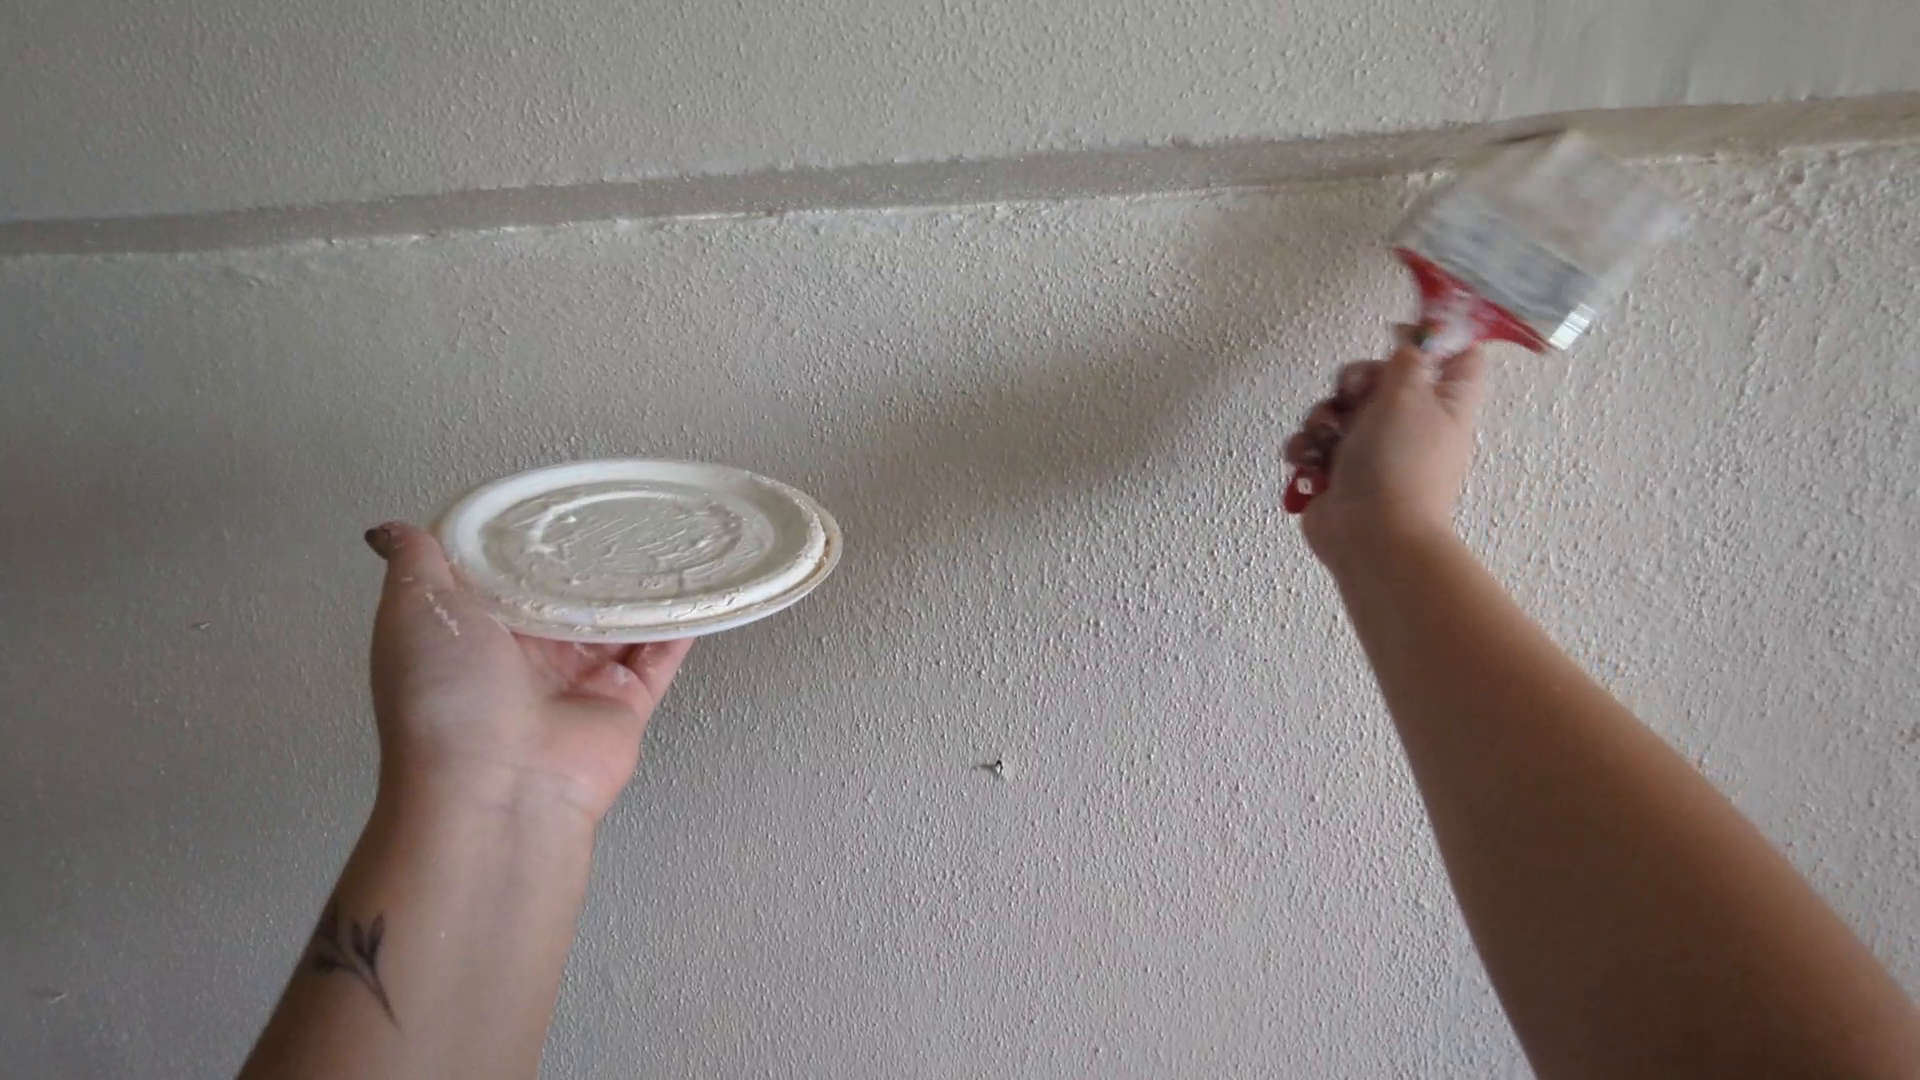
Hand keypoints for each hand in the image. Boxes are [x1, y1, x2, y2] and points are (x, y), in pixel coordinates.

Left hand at [363, 522, 691, 824]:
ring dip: (644, 588)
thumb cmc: (447, 700)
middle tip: (625, 515)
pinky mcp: (627, 699)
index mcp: (479, 633)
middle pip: (573, 596)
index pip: (510, 576)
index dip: (530, 540)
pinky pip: (662, 654)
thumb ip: (418, 564)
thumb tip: (391, 530)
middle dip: (596, 560)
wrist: (500, 782)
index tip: (556, 503)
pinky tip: (697, 591)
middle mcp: (531, 657)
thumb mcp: (416, 613)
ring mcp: (582, 679)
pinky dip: (682, 625)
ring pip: (622, 621)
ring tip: (670, 543)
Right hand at [1284, 327, 1486, 561]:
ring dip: (1320, 420)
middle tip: (1349, 395)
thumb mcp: (1408, 395)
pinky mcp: (1337, 474)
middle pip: (1379, 381)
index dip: (1432, 340)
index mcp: (1445, 403)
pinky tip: (1308, 463)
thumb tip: (1414, 339)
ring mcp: (1372, 452)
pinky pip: (1314, 447)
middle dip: (1352, 383)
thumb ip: (1408, 359)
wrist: (1369, 533)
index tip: (1398, 335)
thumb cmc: (1397, 465)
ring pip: (1338, 414)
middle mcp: (1410, 425)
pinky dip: (1306, 452)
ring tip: (1324, 440)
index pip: (1457, 357)